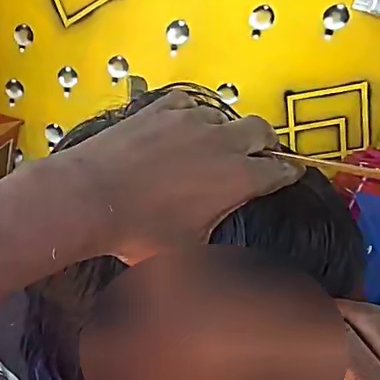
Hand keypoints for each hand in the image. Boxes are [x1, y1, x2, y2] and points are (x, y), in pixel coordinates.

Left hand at [37, 91, 301, 262]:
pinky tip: (182, 126)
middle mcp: (221, 142)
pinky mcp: (160, 109)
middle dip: (265, 143)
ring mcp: (190, 120)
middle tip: (259, 154)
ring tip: (215, 144)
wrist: (92, 197)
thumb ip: (214, 252)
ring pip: (225, 115)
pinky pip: (188, 103)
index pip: (281, 169)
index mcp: (237, 178)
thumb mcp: (187, 252)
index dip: (286, 173)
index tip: (285, 175)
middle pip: (262, 130)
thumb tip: (219, 276)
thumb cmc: (137, 230)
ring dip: (227, 128)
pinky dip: (191, 114)